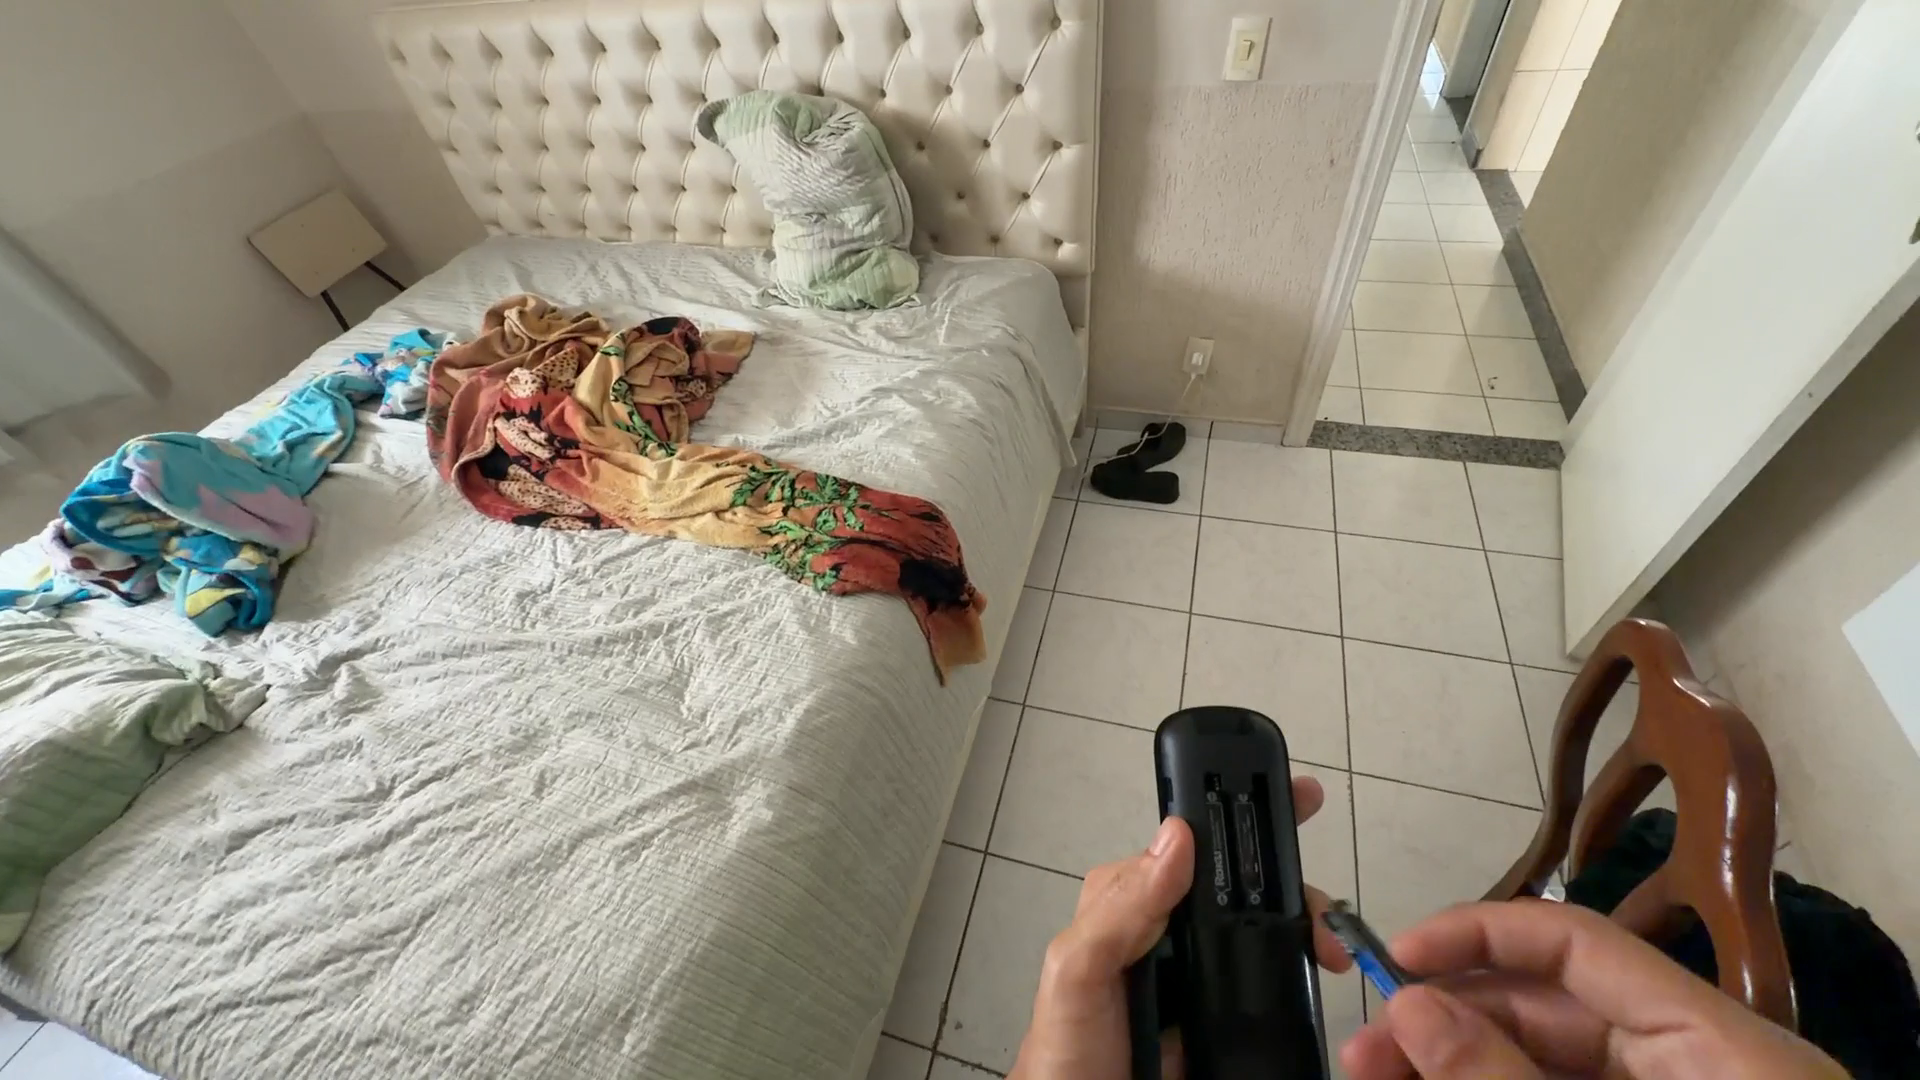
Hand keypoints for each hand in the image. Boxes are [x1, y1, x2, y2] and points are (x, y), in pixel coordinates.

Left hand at [1009, 776, 1349, 1079]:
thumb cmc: (1067, 1045)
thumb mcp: (1080, 968)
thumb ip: (1120, 906)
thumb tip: (1177, 834)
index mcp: (1130, 899)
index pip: (1190, 842)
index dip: (1239, 819)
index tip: (1295, 798)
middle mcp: (1165, 926)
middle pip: (1235, 883)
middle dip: (1285, 881)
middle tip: (1324, 912)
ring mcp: (1195, 970)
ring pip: (1257, 928)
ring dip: (1299, 926)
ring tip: (1329, 949)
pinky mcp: (1219, 1014)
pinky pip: (1264, 980)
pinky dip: (1295, 972)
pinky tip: (1316, 978)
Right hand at [1342, 900, 1846, 1079]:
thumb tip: (1405, 1002)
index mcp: (1718, 1047)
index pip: (1573, 940)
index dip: (1474, 932)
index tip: (1395, 958)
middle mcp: (1691, 1064)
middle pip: (1540, 1005)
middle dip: (1443, 1021)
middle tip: (1364, 1051)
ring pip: (1533, 1057)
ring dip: (1449, 1063)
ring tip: (1374, 1076)